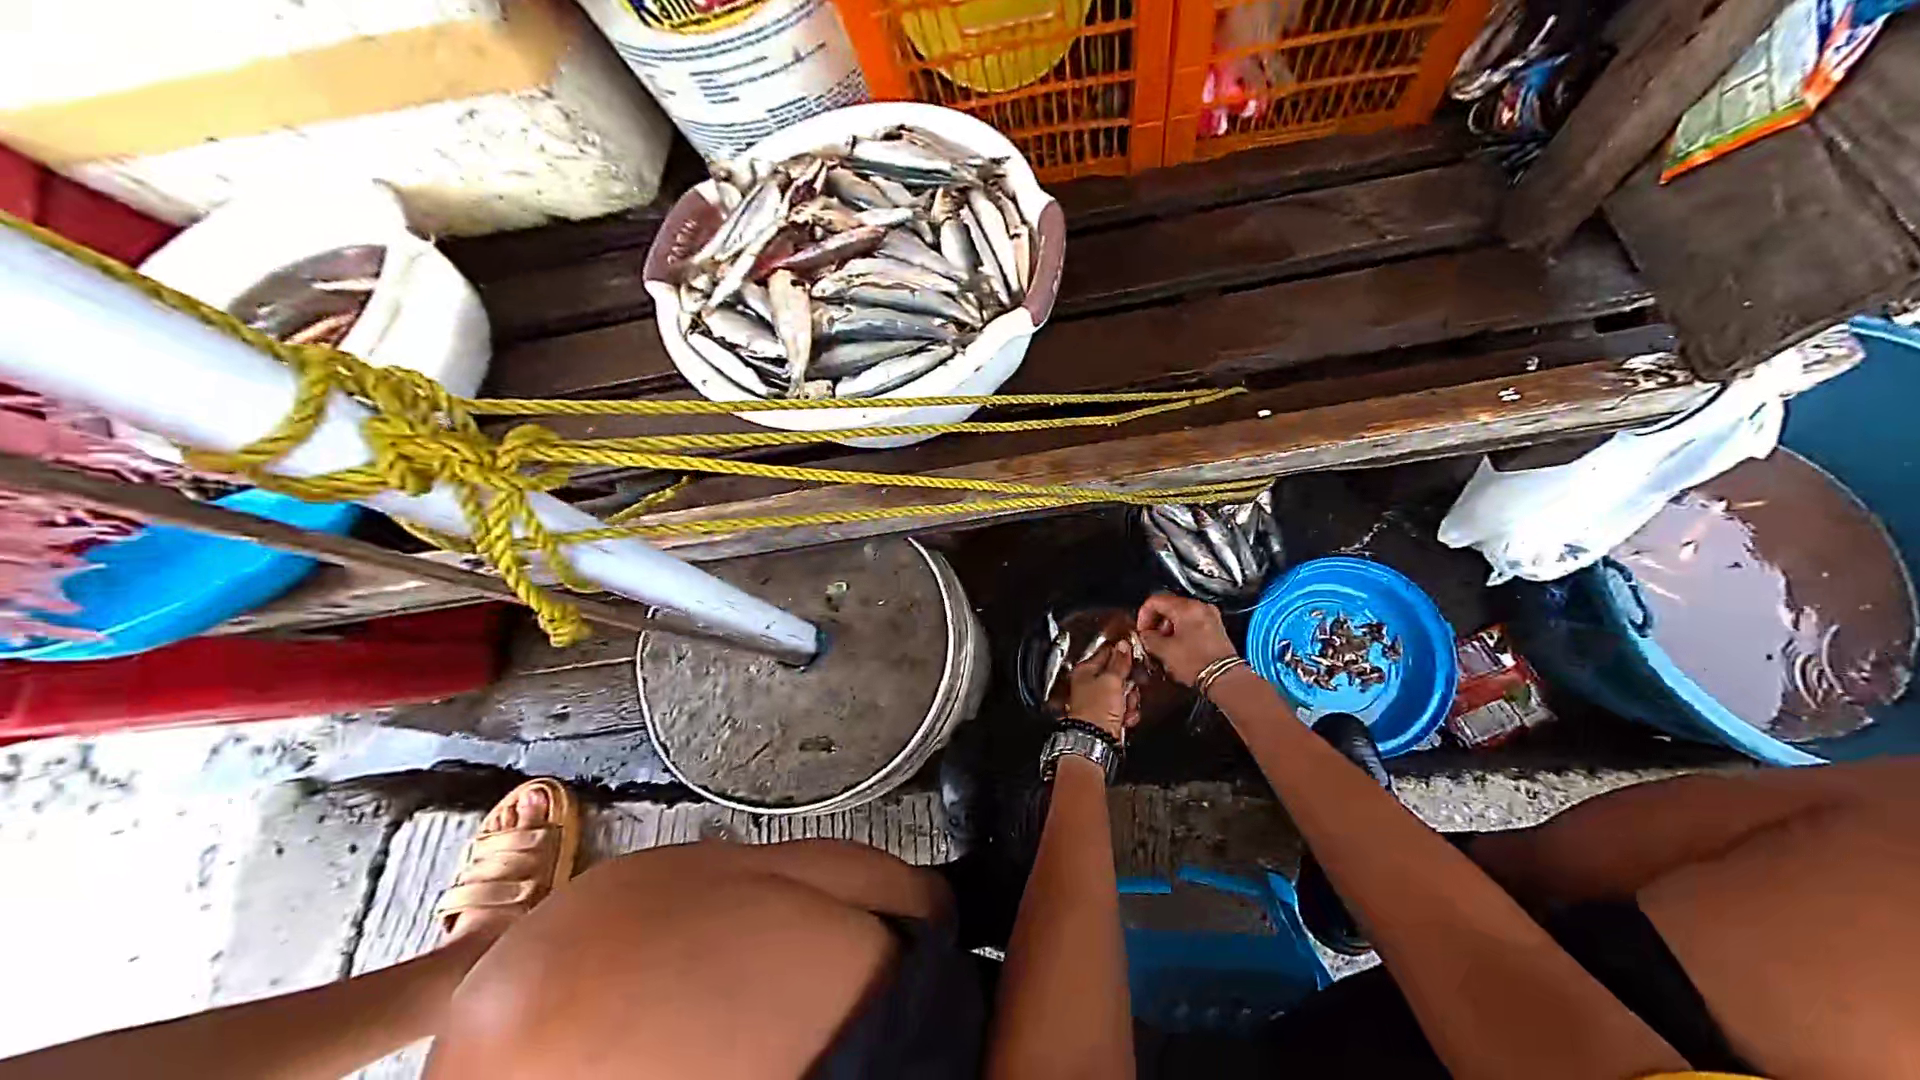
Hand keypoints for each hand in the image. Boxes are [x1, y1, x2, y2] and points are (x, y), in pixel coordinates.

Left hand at [1065, 643, 1140, 738]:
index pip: (1106, 653)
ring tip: (1126, 706)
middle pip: (1117, 675)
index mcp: (1085, 671)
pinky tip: (1126, 717)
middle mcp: (1090, 685)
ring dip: (1129, 701)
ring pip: (1123, 693)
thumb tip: (1122, 646)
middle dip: (1128, 683)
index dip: (1121, 653)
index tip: (1133, 654)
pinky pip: (1124, 709)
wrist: (1096, 740)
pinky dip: (1128, 713)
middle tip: (1129, 688)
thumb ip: (1119, 662)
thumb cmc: (1096, 710)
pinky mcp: (1107, 716)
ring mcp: (1098, 701)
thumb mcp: (1111, 680)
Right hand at [1136, 592, 1236, 686]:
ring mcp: (1210, 617)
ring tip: (1164, 645)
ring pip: (1181, 614)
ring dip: (1169, 627)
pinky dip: (1182, 630)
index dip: (1143, 615)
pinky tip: (1179, 647)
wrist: (1224, 678)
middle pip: (1169, 605)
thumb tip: (1146, 635)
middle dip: (1156, 622)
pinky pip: (1193, 622)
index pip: (1155, 601)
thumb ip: (1149, 638)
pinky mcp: (1216, 628)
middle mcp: (1200, 607)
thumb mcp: (1164, 650)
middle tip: (1151, 638)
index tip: (1142, 630)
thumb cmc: (1197, 663)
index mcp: (1186, 608)